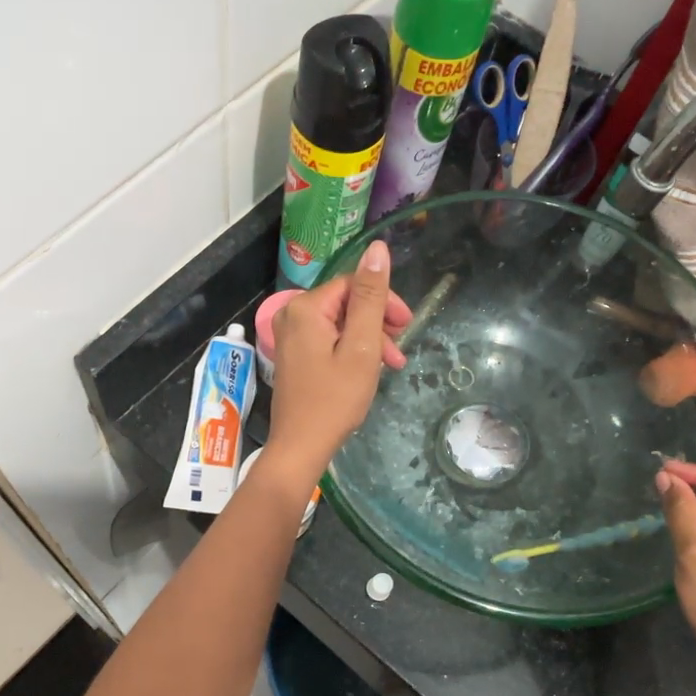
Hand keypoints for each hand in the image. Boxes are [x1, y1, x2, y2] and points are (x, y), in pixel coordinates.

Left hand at [261, 241, 410, 483]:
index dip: (384, 302)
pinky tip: (367, 372)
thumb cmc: (334, 400)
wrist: (300, 447)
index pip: (353, 285)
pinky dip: (350, 352)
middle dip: (377, 325)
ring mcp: (289, 338)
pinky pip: (328, 342)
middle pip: (345, 304)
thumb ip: (370, 298)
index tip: (406, 326)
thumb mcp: (360, 347)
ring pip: (339, 325)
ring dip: (368, 341)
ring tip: (389, 367)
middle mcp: (291, 315)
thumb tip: (378, 248)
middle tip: (398, 354)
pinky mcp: (293, 357)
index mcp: (305, 308)